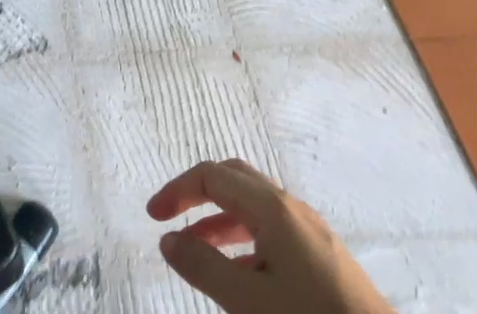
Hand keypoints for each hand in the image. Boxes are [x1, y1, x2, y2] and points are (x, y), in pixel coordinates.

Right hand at [147, 159, 392, 313]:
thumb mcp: (247, 301)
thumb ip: (202, 267)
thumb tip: (168, 239)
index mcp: (272, 209)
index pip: (213, 175)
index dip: (177, 190)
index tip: (154, 219)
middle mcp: (292, 208)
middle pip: (235, 179)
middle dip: (198, 194)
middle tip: (171, 219)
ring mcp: (311, 231)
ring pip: (253, 206)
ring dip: (219, 220)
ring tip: (196, 252)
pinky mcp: (322, 255)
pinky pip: (272, 230)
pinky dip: (243, 239)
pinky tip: (238, 274)